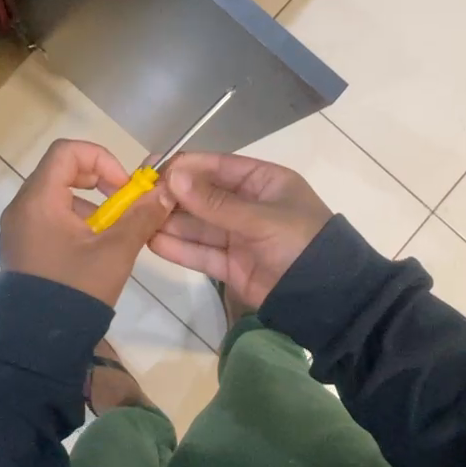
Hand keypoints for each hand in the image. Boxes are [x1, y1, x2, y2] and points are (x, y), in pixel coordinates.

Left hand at [0, 139, 174, 306]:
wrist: (36, 345)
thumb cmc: (75, 290)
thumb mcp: (115, 252)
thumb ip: (141, 217)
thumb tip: (166, 193)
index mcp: (38, 200)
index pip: (67, 151)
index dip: (101, 159)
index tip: (123, 186)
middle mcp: (21, 208)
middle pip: (61, 171)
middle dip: (98, 181)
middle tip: (123, 204)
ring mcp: (17, 229)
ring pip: (56, 197)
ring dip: (90, 204)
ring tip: (113, 232)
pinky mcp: (21, 248)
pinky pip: (48, 219)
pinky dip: (75, 222)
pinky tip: (95, 249)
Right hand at [148, 153, 331, 309]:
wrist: (328, 299)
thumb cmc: (302, 244)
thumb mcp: (262, 219)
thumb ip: (215, 202)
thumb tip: (173, 177)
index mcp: (263, 182)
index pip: (217, 167)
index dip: (184, 166)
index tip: (152, 168)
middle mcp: (247, 205)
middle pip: (202, 196)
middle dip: (172, 196)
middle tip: (137, 197)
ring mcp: (238, 236)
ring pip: (197, 225)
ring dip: (169, 223)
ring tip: (137, 220)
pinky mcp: (231, 266)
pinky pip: (201, 252)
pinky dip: (178, 248)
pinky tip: (152, 242)